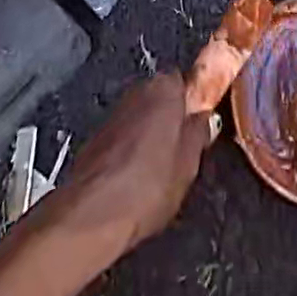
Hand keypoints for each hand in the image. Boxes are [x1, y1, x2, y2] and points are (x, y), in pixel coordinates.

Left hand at [61, 73, 213, 249]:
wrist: (91, 215)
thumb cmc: (148, 185)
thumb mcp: (189, 164)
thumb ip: (199, 133)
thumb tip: (205, 118)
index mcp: (163, 88)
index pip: (185, 80)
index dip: (194, 101)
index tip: (202, 123)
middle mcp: (136, 91)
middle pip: (161, 96)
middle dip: (172, 116)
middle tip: (185, 148)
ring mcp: (113, 113)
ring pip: (141, 116)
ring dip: (151, 132)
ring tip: (161, 167)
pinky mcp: (96, 136)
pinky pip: (124, 134)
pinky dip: (131, 147)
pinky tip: (137, 175)